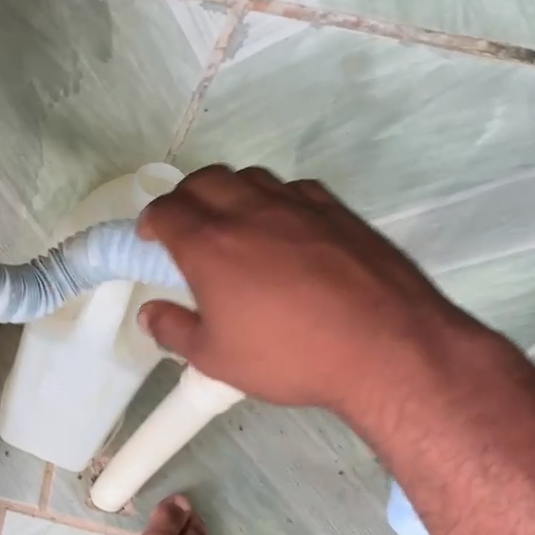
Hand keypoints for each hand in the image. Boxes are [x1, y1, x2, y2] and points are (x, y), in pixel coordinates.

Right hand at [136, 165, 487, 414]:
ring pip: (250, 177)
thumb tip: (150, 314)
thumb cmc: (288, 356)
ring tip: (230, 223)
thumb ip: (174, 331)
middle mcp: (250, 212)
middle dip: (184, 197)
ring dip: (228, 192)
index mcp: (210, 246)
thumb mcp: (215, 358)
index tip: (149, 237)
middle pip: (205, 180)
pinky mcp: (338, 211)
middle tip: (183, 225)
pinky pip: (293, 188)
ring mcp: (298, 206)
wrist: (386, 348)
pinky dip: (273, 199)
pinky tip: (280, 228)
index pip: (167, 210)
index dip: (151, 220)